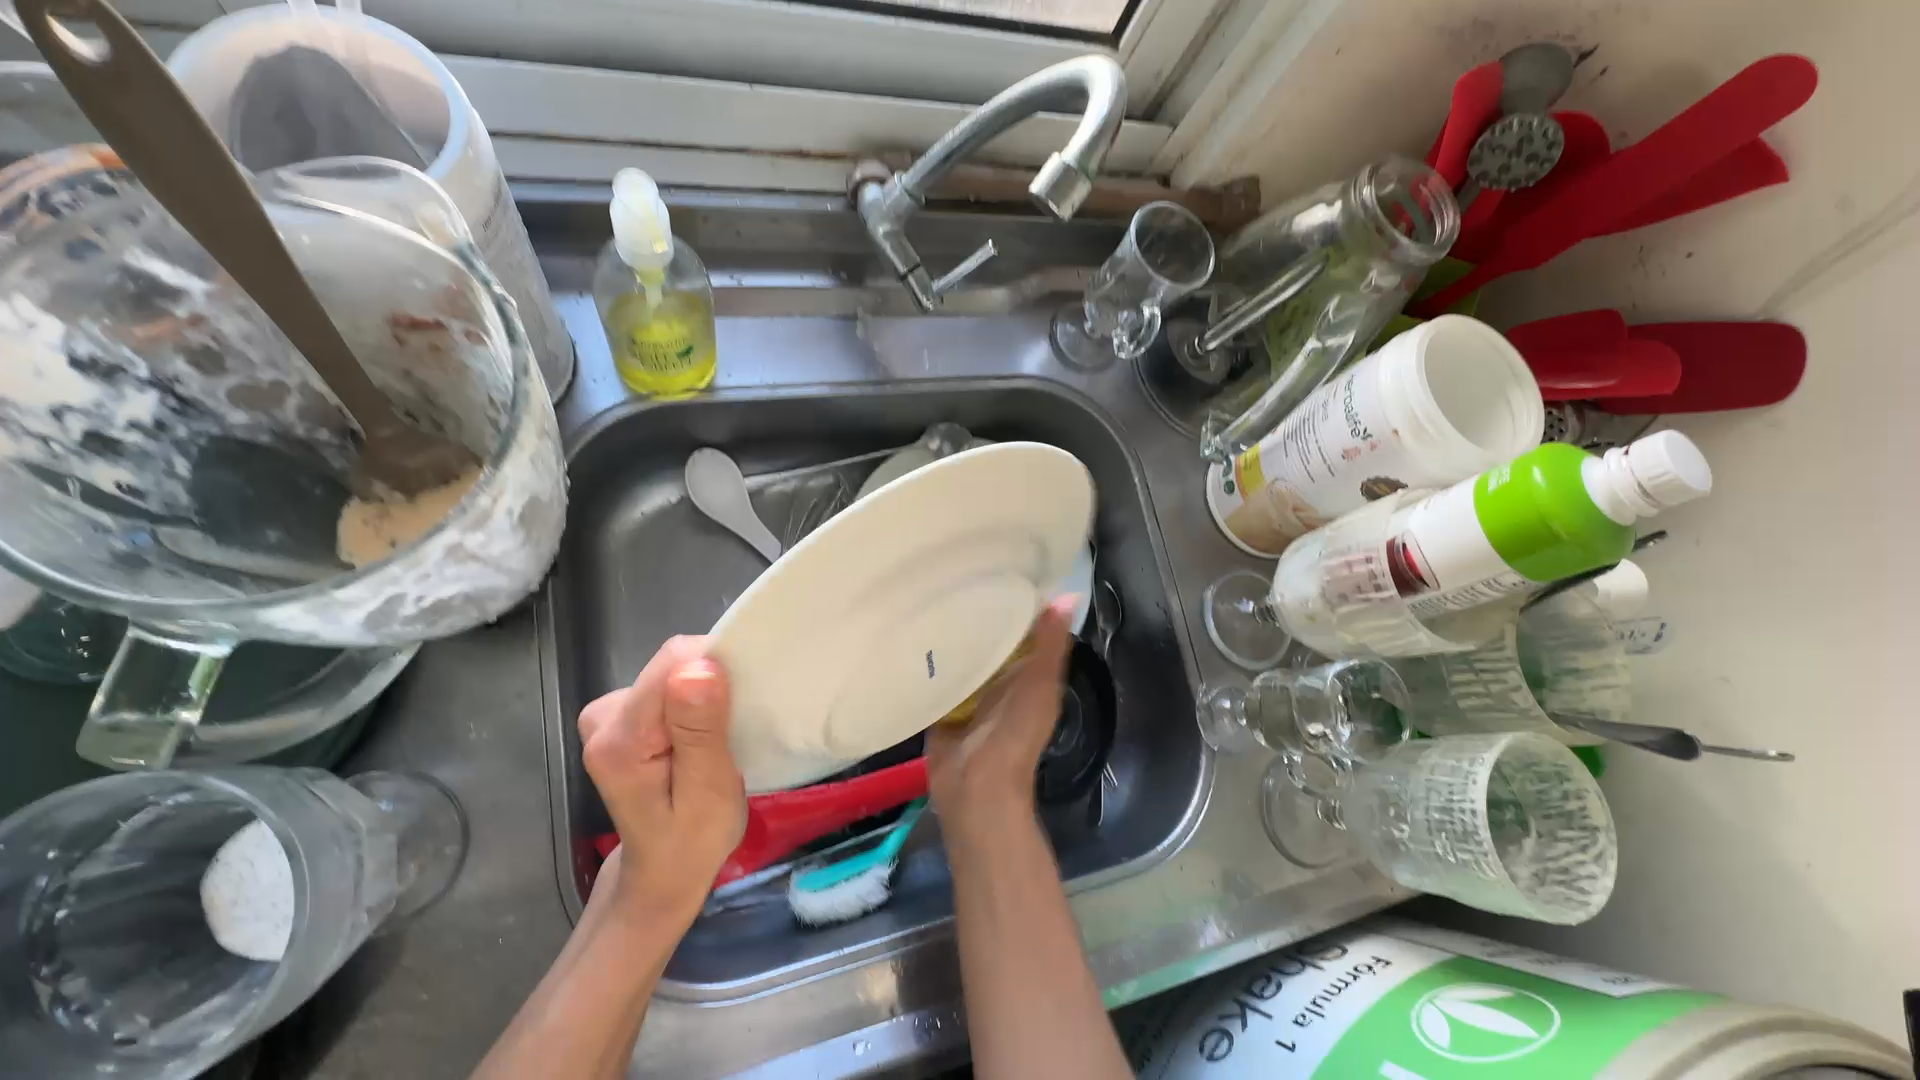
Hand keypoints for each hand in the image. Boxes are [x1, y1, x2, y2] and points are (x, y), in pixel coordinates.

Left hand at [578, 636, 746, 922]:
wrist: (663, 870)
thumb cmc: (692, 841)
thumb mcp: (708, 793)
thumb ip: (700, 730)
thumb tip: (698, 668)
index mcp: (621, 738)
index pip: (674, 664)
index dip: (717, 672)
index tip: (743, 705)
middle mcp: (603, 716)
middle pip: (672, 664)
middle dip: (713, 686)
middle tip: (735, 729)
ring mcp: (608, 713)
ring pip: (673, 672)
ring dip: (706, 693)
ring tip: (722, 734)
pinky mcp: (621, 714)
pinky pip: (668, 684)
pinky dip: (695, 700)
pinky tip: (704, 733)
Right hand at [925, 597, 1075, 840]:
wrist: (976, 786)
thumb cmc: (1015, 734)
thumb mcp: (1040, 684)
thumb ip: (1050, 644)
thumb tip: (1069, 595)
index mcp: (1026, 674)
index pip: (1019, 629)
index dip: (1011, 601)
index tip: (993, 565)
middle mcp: (997, 682)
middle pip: (985, 641)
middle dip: (971, 614)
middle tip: (947, 573)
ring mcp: (966, 696)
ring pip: (956, 657)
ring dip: (944, 636)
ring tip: (922, 594)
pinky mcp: (937, 707)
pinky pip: (929, 679)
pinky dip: (920, 662)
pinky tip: (904, 633)